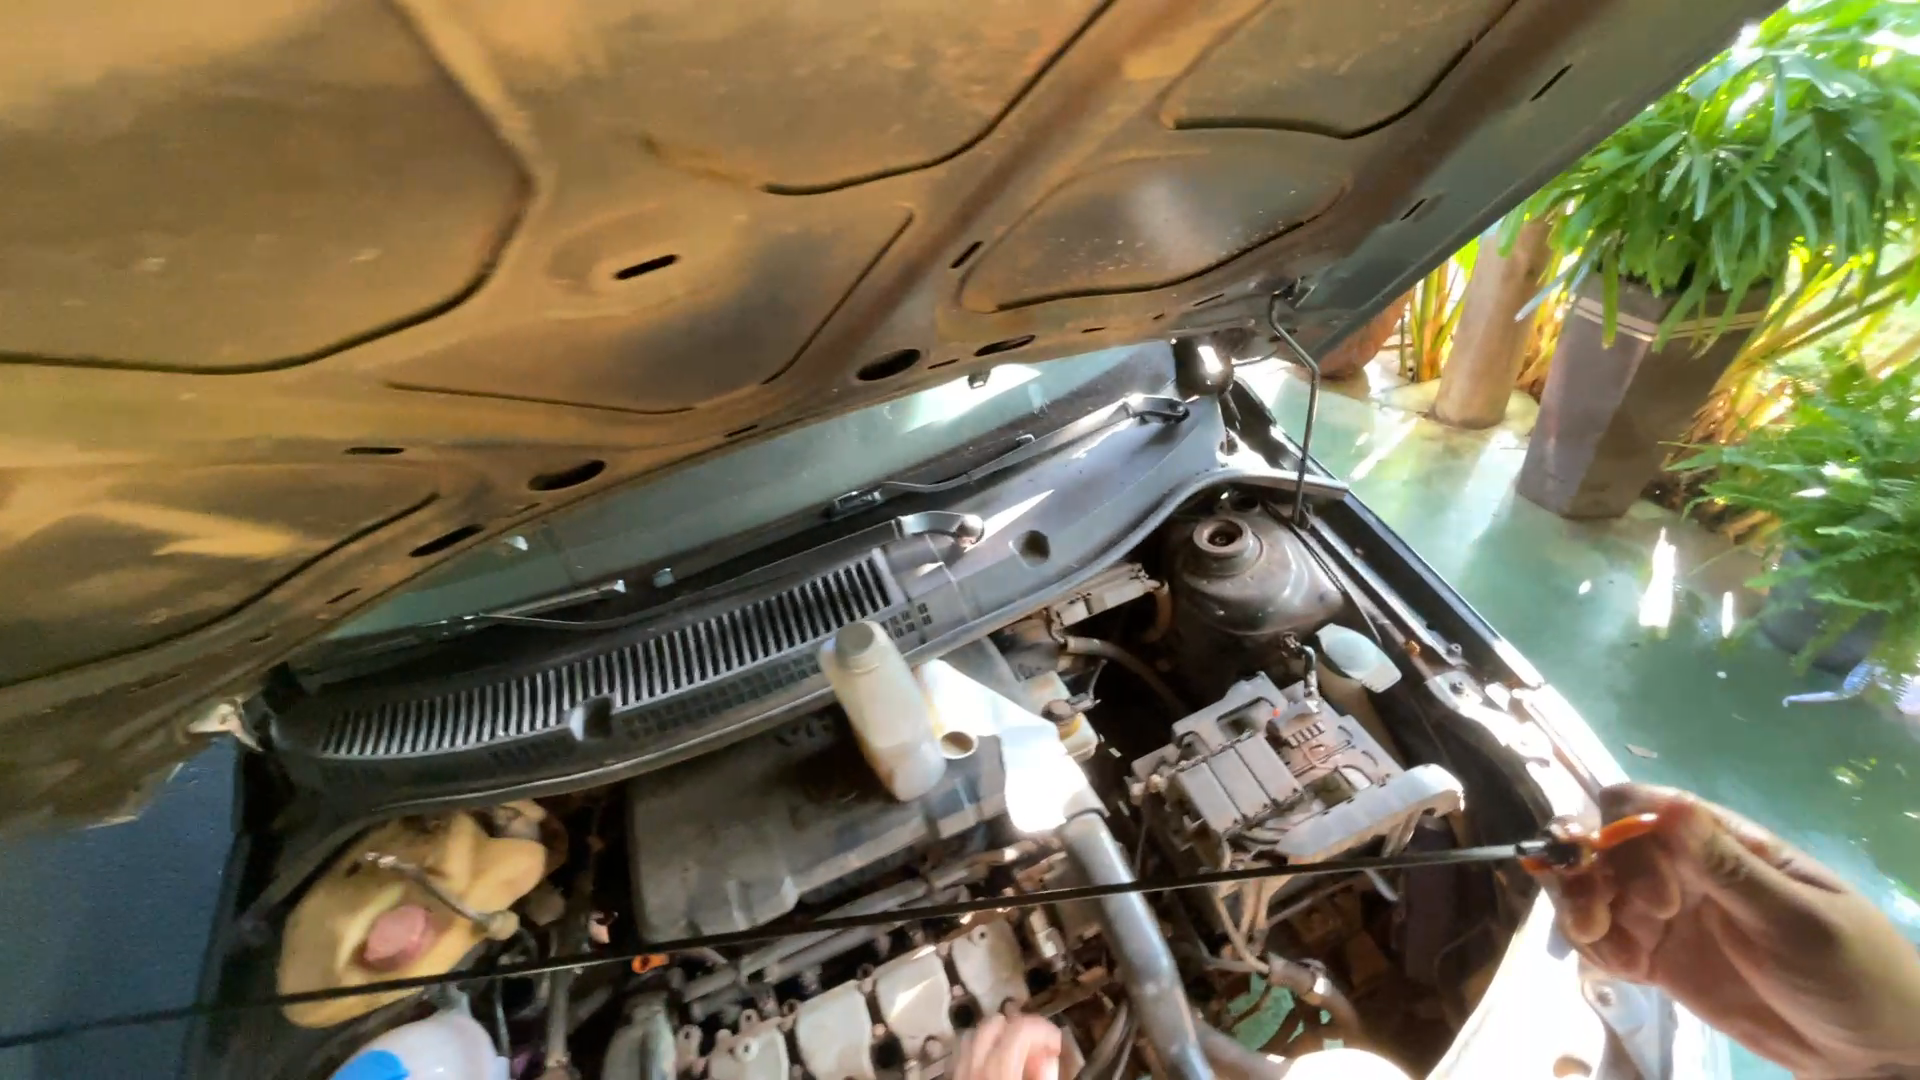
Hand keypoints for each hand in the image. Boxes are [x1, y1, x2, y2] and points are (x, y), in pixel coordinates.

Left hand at [954, 1015, 1061, 1079]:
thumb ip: (1045, 1076)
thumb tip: (1049, 1058)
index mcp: (999, 1069)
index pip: (1021, 1028)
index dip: (1043, 1028)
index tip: (1057, 1041)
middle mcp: (974, 1064)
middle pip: (994, 1024)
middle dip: (1018, 1028)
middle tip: (1037, 1048)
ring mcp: (958, 1072)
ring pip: (974, 1035)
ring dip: (996, 1037)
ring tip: (1016, 1056)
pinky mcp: (951, 1079)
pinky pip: (961, 1055)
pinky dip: (978, 1051)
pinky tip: (993, 1067)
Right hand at [1541, 784, 1919, 1078]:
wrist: (1875, 1063)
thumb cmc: (1856, 979)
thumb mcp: (1799, 922)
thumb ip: (1729, 867)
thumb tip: (1672, 805)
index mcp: (1712, 842)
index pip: (1634, 808)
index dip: (1620, 836)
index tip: (1654, 896)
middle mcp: (1672, 865)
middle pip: (1595, 841)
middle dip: (1581, 873)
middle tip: (1594, 919)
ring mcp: (1655, 908)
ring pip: (1583, 882)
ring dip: (1574, 905)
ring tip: (1597, 942)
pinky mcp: (1647, 949)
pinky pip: (1595, 932)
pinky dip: (1592, 946)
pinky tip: (1622, 971)